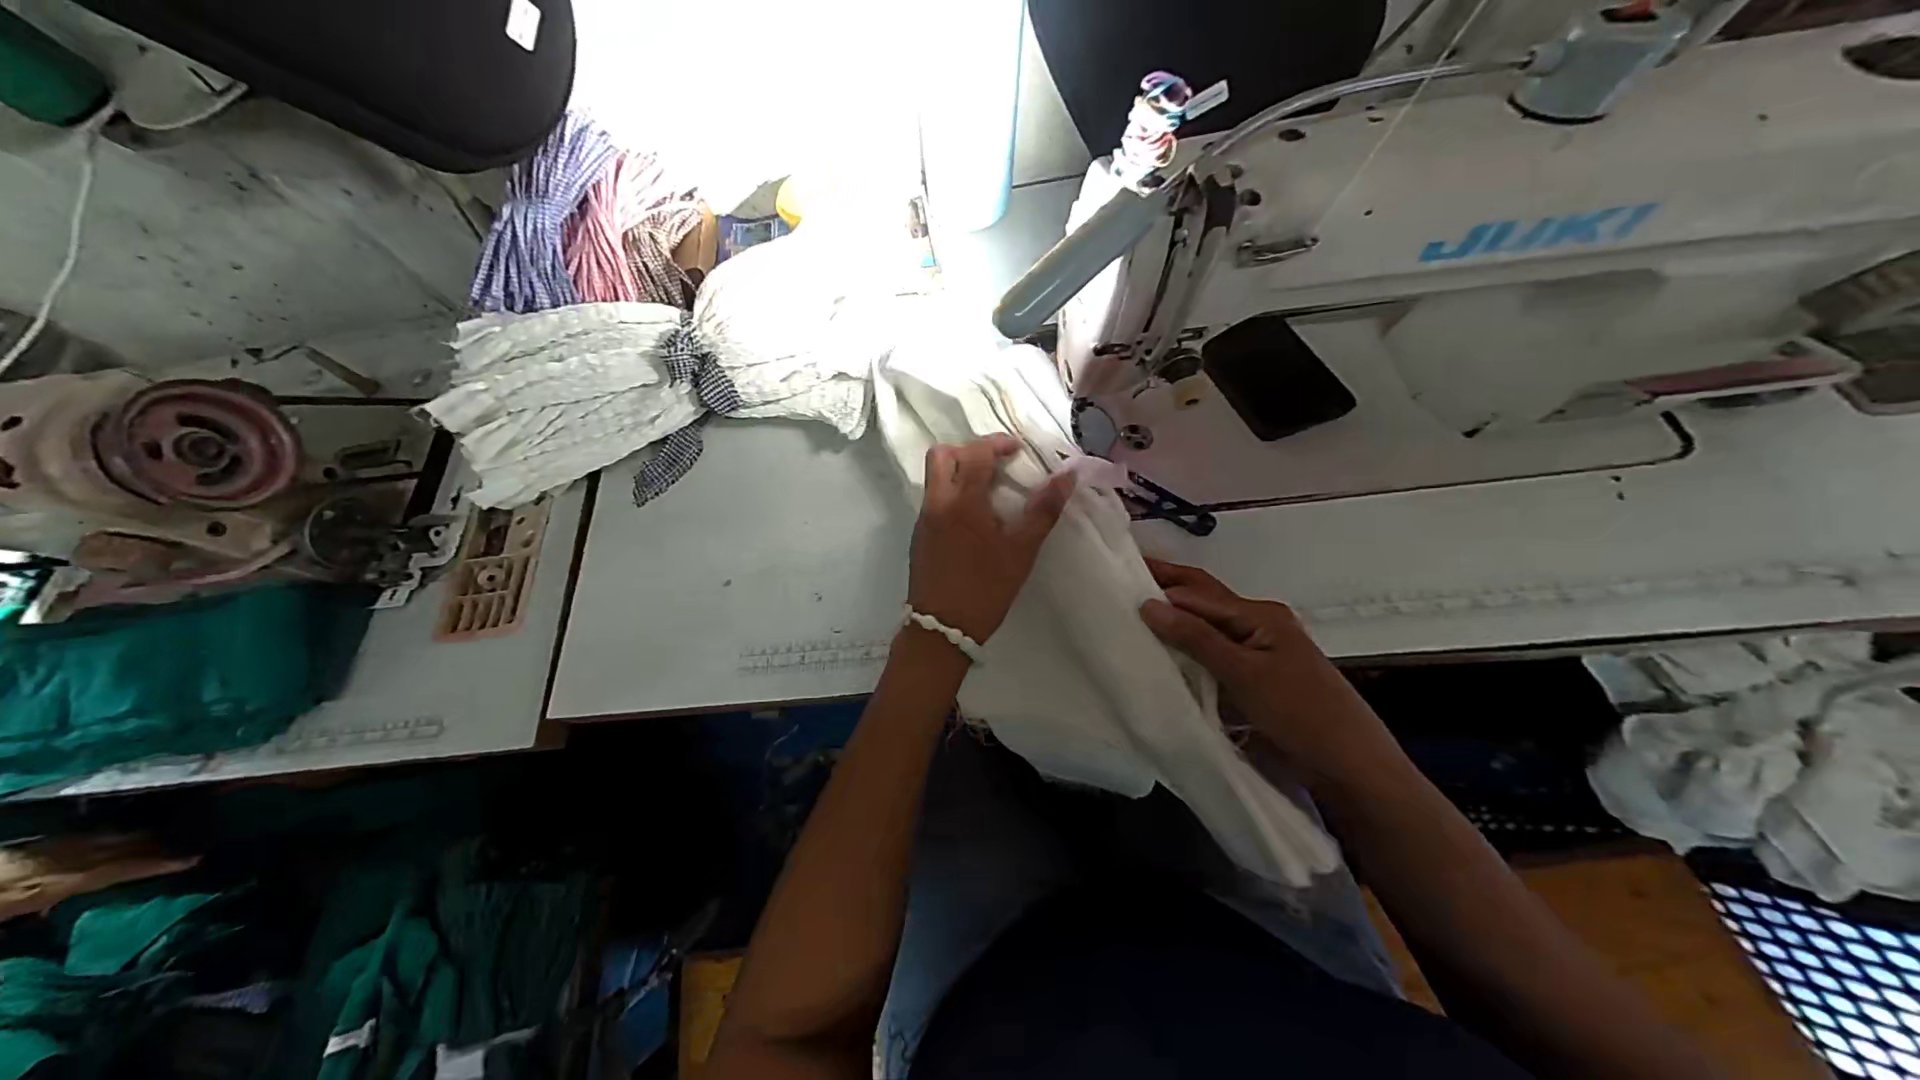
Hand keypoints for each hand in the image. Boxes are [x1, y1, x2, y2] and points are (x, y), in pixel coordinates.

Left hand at [908, 436, 1074, 645]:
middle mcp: (937, 503)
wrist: (942, 628)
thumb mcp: (1022, 551)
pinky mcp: (919, 537)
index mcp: (962, 501)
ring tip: (987, 490)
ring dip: (958, 470)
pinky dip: (951, 493)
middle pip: (942, 455)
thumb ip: (1043, 510)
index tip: (1017, 450)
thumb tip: (1067, 475)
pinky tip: (973, 519)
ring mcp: (923, 520)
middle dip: (969, 450)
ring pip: (934, 477)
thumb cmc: (986, 588)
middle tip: (996, 464)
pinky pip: (933, 500)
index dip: (997, 443)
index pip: (975, 453)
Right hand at [1138, 558, 1401, 787]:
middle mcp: (1257, 625)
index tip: (1117, 582)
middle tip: (1120, 581)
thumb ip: (1196, 638)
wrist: (1349, 765)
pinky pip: (1210, 655)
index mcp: (1259, 614)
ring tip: (1130, 617)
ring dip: (1172, 621)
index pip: (1197, 594)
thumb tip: (1148, 604)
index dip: (1160, 586)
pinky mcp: (1251, 679)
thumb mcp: (1244, 673)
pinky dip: (1185, 651)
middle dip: (1165, 589)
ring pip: (1204, 628)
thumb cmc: (1301, 712)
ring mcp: (1255, 652)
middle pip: (1202, 602)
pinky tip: (1160, 655)